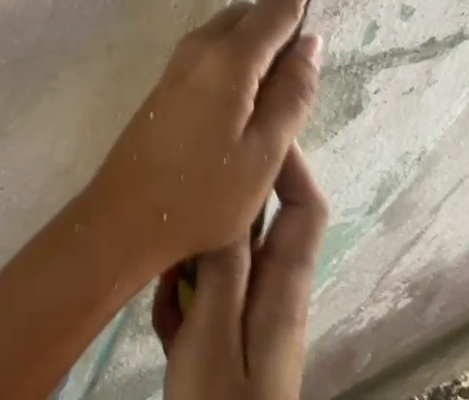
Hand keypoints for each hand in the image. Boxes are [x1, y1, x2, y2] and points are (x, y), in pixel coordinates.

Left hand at [84, 0, 321, 269]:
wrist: (123, 218)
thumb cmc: (201, 195)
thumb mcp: (264, 153)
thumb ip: (291, 94)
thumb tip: (311, 43)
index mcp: (230, 60)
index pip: (274, 2)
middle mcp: (202, 49)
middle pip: (253, 16)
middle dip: (283, 24)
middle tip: (308, 74)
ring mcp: (181, 64)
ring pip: (235, 36)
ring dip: (262, 48)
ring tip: (281, 104)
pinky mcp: (170, 83)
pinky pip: (218, 56)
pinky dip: (243, 64)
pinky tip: (250, 110)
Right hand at [153, 146, 328, 399]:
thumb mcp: (211, 334)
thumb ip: (220, 267)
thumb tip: (228, 204)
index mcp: (284, 287)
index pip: (304, 206)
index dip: (290, 163)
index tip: (255, 130)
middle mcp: (274, 294)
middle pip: (253, 229)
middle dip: (214, 220)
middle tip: (178, 219)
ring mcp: (250, 317)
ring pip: (220, 262)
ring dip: (188, 268)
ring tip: (164, 292)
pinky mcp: (229, 337)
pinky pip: (205, 296)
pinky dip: (181, 304)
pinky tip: (163, 327)